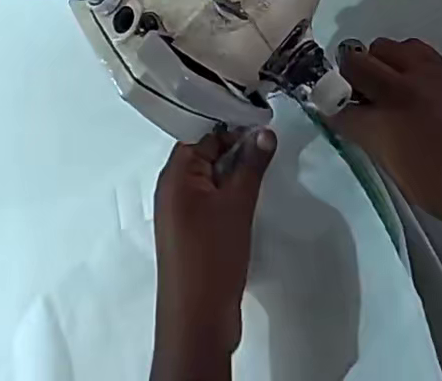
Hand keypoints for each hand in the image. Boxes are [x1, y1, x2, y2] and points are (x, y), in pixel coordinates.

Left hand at [152, 127, 275, 373]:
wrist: (197, 320)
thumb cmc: (213, 253)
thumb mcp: (237, 204)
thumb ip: (251, 164)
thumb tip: (265, 131)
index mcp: (174, 174)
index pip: (201, 134)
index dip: (230, 126)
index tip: (261, 120)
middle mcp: (172, 187)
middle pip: (204, 154)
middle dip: (235, 147)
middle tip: (269, 140)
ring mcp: (179, 212)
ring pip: (209, 178)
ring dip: (234, 172)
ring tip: (265, 163)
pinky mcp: (190, 232)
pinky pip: (209, 200)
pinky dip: (228, 193)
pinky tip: (251, 194)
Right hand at [328, 37, 441, 235]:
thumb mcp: (414, 186)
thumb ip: (382, 152)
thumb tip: (365, 132)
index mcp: (388, 127)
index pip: (341, 109)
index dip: (333, 113)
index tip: (333, 119)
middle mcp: (401, 92)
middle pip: (354, 61)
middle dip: (347, 75)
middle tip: (356, 97)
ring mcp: (427, 75)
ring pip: (384, 46)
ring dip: (376, 61)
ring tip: (385, 86)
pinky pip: (412, 50)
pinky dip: (403, 60)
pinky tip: (414, 85)